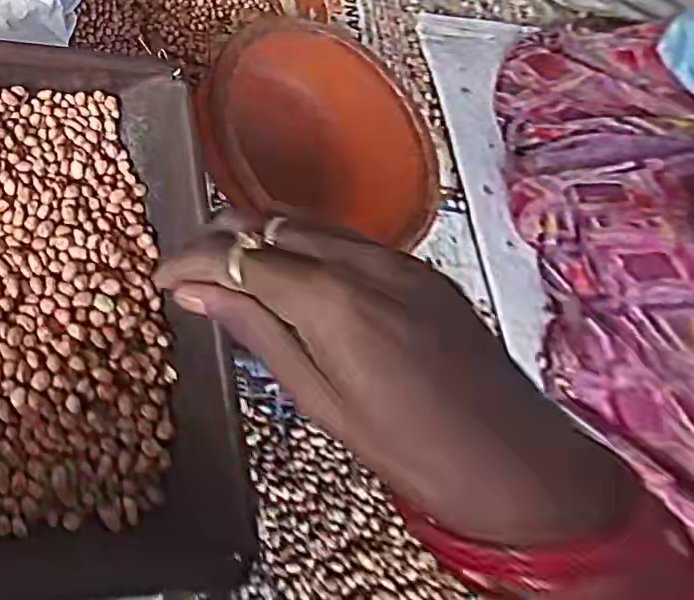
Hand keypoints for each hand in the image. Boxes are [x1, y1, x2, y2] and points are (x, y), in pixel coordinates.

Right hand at [155, 211, 639, 546]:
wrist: (534, 475)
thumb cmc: (413, 451)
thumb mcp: (318, 399)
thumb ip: (252, 330)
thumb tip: (190, 291)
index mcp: (332, 301)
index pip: (233, 255)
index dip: (187, 262)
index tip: (160, 278)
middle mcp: (360, 262)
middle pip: (257, 222)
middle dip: (211, 240)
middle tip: (187, 274)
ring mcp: (390, 257)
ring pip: (290, 217)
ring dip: (247, 234)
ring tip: (224, 268)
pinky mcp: (411, 264)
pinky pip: (329, 232)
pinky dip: (287, 240)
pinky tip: (277, 270)